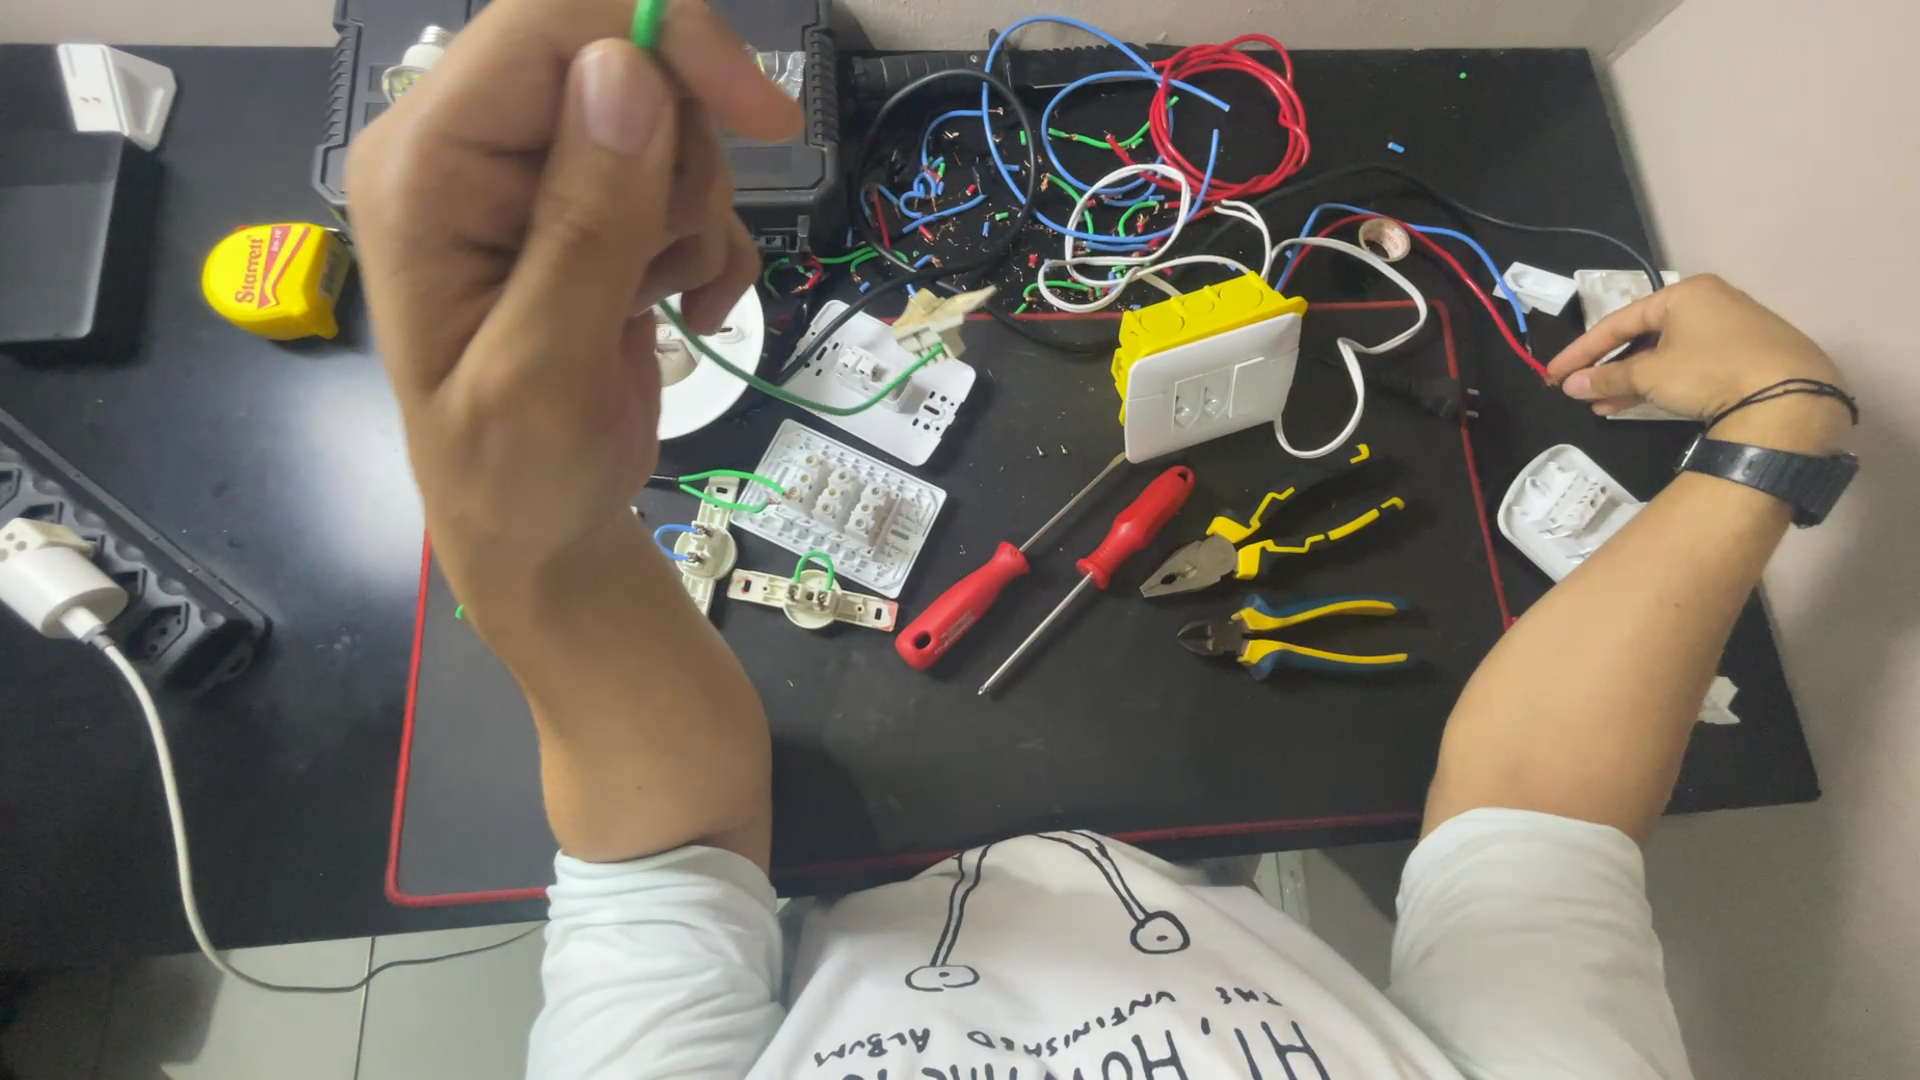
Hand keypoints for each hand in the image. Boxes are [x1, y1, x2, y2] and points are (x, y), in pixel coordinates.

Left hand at [347, 0, 799, 609]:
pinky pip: (688, 200)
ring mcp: (547, 193)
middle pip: (628, 75)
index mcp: (433, 165)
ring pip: (672, 139)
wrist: (545, 524)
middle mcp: (485, 157)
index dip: (665, 43)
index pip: (549, 30)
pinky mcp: (601, 231)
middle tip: (666, 268)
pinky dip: (711, 257)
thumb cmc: (518, 468)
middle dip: (680, 171)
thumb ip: (582, 227)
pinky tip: (693, 314)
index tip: (766, 118)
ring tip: (668, 304)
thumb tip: (629, 73)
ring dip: (697, 224)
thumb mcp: (546, 366)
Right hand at [1548, 274, 1846, 442]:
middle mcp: (1708, 304)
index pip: (1615, 323)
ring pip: (1658, 354)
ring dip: (1624, 380)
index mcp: (1684, 295)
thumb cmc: (1709, 371)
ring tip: (1597, 403)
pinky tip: (1627, 403)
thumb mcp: (1648, 375)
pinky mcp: (1740, 355)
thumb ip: (1604, 378)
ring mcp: (1727, 330)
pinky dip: (1653, 382)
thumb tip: (1569, 385)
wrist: (1789, 398)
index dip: (1578, 352)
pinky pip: (1682, 365)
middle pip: (1638, 337)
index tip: (1552, 374)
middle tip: (1574, 388)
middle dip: (1604, 367)